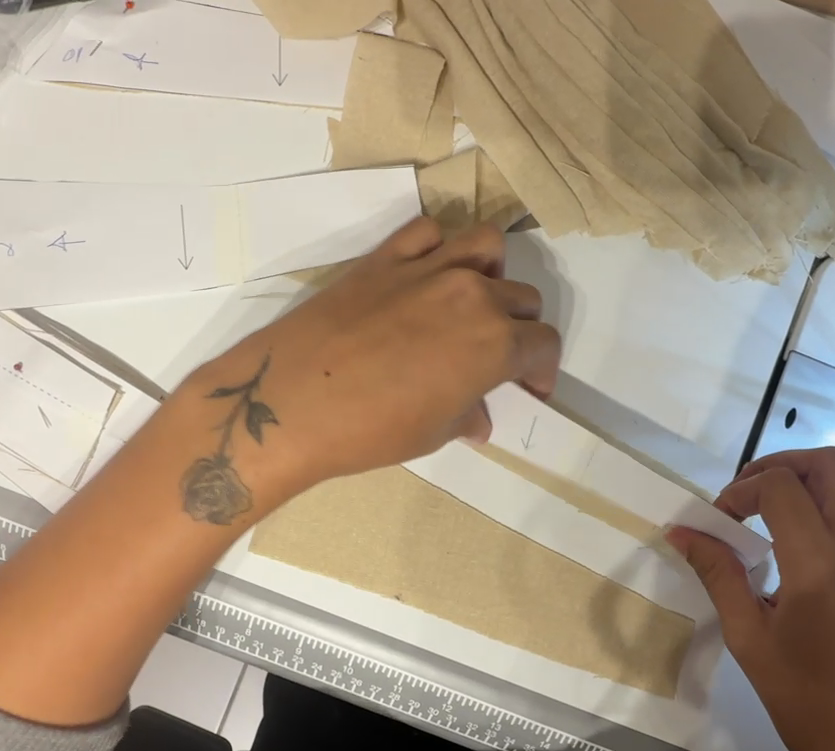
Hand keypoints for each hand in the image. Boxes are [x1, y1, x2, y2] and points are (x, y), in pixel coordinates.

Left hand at [164, 218, 560, 519]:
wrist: (291, 401)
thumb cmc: (370, 431)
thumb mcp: (431, 434)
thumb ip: (466, 416)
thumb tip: (478, 418)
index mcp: (495, 344)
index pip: (542, 344)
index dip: (542, 370)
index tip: (529, 388)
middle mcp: (472, 295)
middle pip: (522, 298)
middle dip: (520, 330)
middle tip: (496, 358)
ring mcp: (428, 268)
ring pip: (487, 247)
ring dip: (493, 275)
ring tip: (473, 303)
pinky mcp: (385, 257)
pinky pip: (429, 232)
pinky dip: (440, 248)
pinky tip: (428, 277)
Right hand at [667, 448, 834, 750]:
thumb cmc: (802, 700)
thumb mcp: (748, 637)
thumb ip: (718, 574)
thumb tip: (680, 533)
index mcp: (821, 565)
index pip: (781, 487)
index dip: (740, 490)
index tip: (717, 521)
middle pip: (829, 465)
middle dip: (780, 465)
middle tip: (744, 496)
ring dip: (816, 477)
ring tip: (778, 506)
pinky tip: (808, 538)